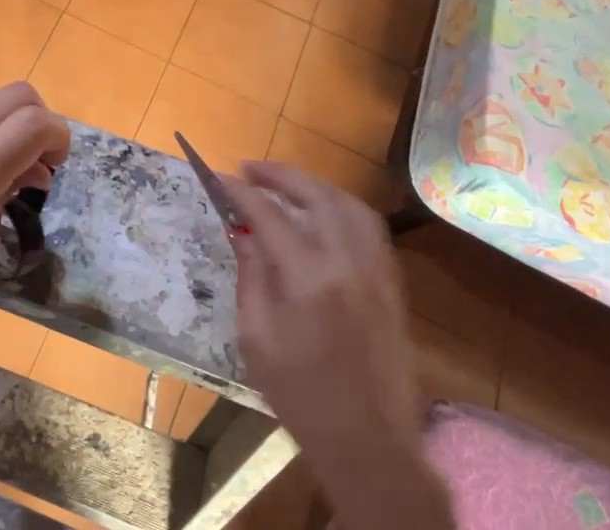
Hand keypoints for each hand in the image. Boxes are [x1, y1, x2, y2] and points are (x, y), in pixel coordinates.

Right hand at [222, 162, 422, 455]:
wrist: (368, 442)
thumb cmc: (300, 395)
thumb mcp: (256, 337)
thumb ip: (251, 276)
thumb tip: (242, 232)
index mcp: (310, 278)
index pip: (270, 215)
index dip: (240, 192)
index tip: (217, 177)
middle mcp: (349, 263)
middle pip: (316, 196)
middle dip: (279, 175)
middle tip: (248, 168)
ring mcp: (378, 271)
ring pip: (350, 205)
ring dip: (314, 186)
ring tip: (284, 185)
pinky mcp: (392, 285)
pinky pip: (369, 228)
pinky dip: (341, 208)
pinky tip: (321, 215)